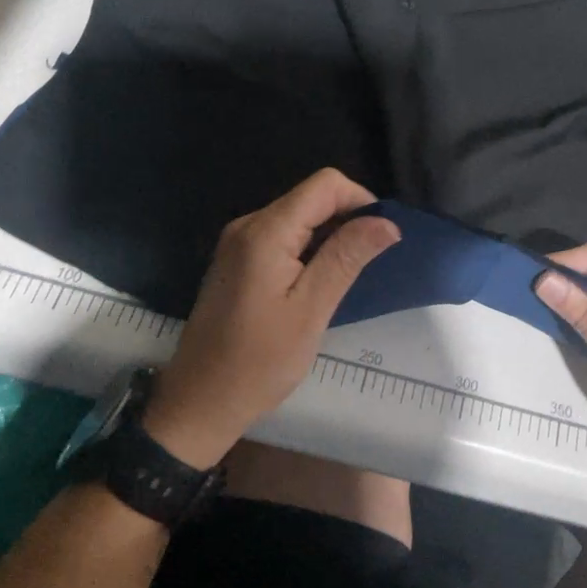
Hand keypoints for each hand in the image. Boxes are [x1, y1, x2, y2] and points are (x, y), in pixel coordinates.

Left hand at [140, 170, 399, 468]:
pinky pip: (283, 236)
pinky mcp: (237, 261)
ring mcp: (239, 242)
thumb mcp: (311, 310)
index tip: (379, 238)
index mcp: (265, 232)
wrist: (199, 403)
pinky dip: (308, 249)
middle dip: (346, 220)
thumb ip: (346, 257)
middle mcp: (248, 225)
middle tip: (365, 264)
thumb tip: (387, 222)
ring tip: (343, 278)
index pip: (325, 184)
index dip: (360, 200)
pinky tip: (314, 284)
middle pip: (311, 197)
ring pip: (299, 216)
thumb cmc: (258, 362)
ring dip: (328, 237)